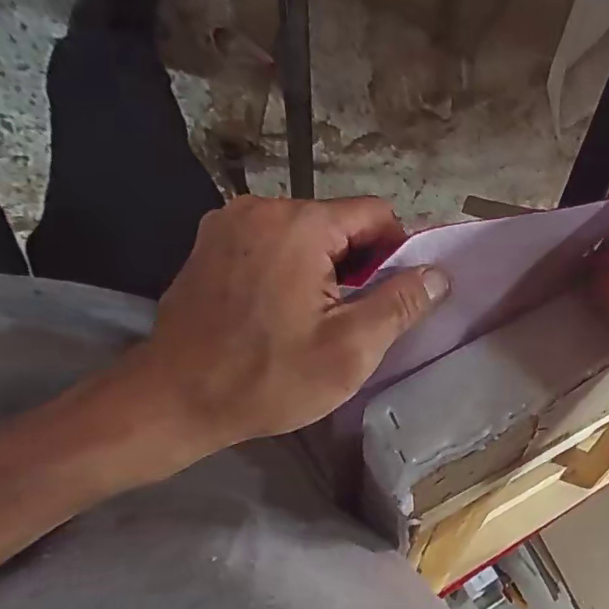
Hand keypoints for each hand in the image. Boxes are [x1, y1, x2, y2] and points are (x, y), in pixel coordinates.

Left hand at [136, 195, 448, 447]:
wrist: (170, 401)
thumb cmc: (266, 378)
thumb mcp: (349, 348)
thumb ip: (401, 303)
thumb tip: (438, 273)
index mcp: (300, 224)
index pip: (375, 214)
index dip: (395, 253)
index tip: (388, 298)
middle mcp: (261, 207)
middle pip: (338, 221)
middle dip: (355, 264)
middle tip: (347, 319)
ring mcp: (227, 222)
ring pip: (304, 233)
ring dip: (321, 267)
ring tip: (310, 319)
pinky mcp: (208, 243)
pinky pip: (269, 242)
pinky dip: (286, 267)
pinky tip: (276, 311)